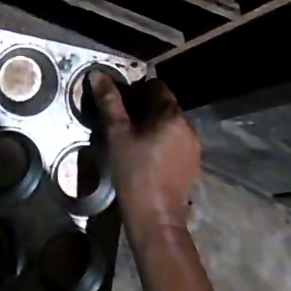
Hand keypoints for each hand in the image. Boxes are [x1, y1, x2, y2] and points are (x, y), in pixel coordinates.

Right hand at [89, 72, 199, 233]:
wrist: (156, 216)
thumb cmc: (135, 172)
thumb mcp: (117, 135)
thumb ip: (109, 102)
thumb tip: (97, 75)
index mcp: (171, 115)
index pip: (157, 86)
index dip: (136, 89)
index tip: (119, 102)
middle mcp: (188, 126)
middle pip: (164, 105)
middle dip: (143, 107)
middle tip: (119, 121)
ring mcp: (193, 146)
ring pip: (169, 124)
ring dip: (152, 125)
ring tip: (131, 139)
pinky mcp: (192, 163)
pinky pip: (175, 141)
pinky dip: (161, 141)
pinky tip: (145, 156)